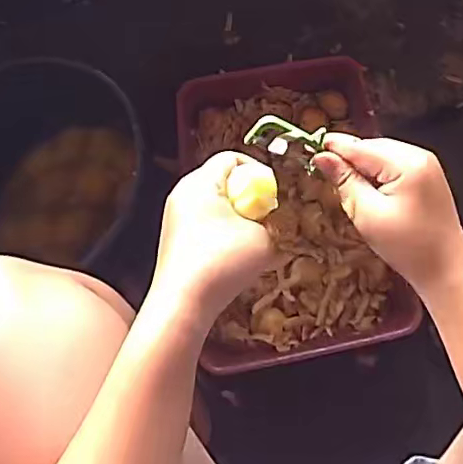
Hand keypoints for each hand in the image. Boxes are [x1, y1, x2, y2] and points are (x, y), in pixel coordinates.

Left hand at [150, 152, 276, 321]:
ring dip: (236, 216)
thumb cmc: (221, 265)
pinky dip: (221, 229)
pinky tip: (231, 254)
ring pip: (215, 201)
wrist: (182, 306)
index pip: (232, 157)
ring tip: (250, 239)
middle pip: (223, 178)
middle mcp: (183, 191)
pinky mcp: (173, 236)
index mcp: (201, 182)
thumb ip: (282, 225)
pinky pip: (204, 219)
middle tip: (265, 217)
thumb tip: (289, 222)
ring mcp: (175, 214)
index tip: (272, 194)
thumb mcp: (266, 241)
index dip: (257, 171)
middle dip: (248, 196)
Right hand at [311, 135, 462, 289]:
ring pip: (382, 153)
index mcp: (407, 164)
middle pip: (372, 146)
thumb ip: (345, 182)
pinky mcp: (428, 173)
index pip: (361, 147)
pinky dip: (378, 170)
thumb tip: (323, 158)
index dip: (335, 148)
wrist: (447, 269)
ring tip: (346, 181)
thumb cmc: (409, 247)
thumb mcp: (368, 215)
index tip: (312, 149)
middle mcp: (419, 155)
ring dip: (363, 164)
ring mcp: (426, 163)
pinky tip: (369, 187)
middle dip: (350, 157)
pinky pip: (394, 162)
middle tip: (326, 169)